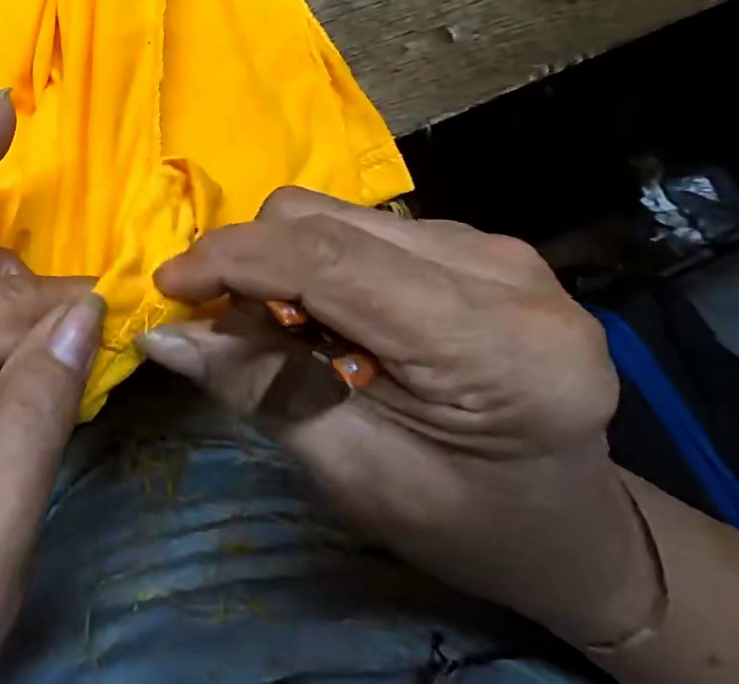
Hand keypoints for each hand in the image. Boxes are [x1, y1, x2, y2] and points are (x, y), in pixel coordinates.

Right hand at [138, 188, 662, 646]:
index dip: (238, 261)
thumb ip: (263, 390)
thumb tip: (167, 333)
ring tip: (297, 336)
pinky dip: (329, 265)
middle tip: (234, 331)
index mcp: (493, 347)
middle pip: (332, 220)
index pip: (335, 264)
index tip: (171, 285)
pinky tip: (344, 321)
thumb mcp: (356, 476)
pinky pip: (371, 228)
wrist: (571, 523)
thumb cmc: (469, 525)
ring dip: (291, 265)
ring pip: (344, 215)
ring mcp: (498, 247)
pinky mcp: (482, 243)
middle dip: (257, 263)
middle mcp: (504, 272)